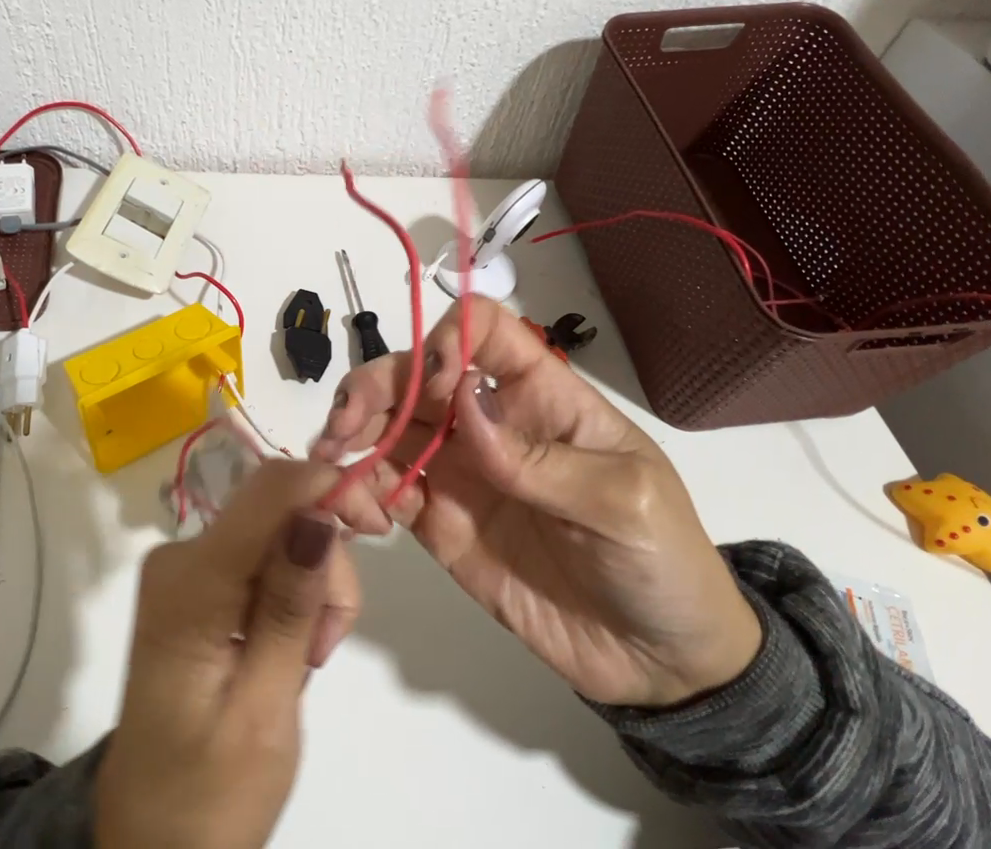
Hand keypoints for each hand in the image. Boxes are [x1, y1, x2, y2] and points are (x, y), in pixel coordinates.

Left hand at [95, 462, 357, 848]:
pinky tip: (287, 648)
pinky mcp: (197, 585)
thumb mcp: (264, 707)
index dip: (331, 487)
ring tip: (306, 660)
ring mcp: (185, 569)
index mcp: (189, 581)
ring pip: (279, 535)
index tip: (379, 530)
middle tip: (326, 646)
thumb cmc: (211, 788)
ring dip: (312, 588)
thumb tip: (318, 512)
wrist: (155, 835)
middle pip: (280, 512)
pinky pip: (262, 560)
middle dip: (325, 566)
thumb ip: (290, 605)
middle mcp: (179, 556)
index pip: (268, 489)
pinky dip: (291, 597)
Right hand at [313, 297, 760, 708]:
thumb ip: (539, 458)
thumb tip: (461, 401)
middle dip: (374, 386)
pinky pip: (387, 491)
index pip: (484, 331)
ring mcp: (459, 473)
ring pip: (389, 427)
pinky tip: (351, 506)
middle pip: (417, 375)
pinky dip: (358, 489)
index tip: (434, 384)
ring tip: (331, 462)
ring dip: (352, 432)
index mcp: (543, 396)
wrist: (656, 659)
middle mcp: (489, 423)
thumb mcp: (622, 501)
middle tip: (343, 428)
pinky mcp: (438, 525)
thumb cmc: (659, 561)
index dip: (449, 339)